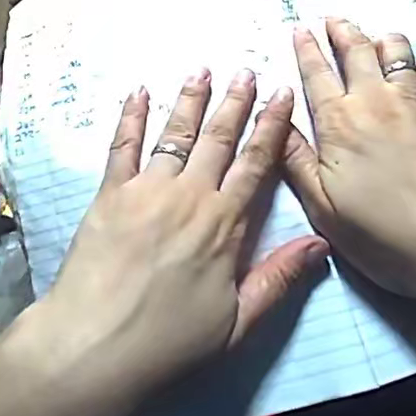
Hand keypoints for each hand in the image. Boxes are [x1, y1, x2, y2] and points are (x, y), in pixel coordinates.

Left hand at [12, 69, 328, 415]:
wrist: (95, 346)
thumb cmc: (169, 343)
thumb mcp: (238, 324)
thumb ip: (278, 279)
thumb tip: (320, 242)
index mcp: (224, 225)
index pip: (255, 163)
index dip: (271, 126)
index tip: (281, 94)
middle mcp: (189, 196)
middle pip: (218, 139)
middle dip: (235, 102)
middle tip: (245, 70)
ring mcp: (146, 191)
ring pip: (175, 134)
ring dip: (190, 100)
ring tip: (202, 69)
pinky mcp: (109, 194)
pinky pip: (122, 146)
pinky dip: (131, 116)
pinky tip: (138, 92)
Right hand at [281, 19, 415, 318]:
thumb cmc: (382, 230)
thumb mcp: (323, 205)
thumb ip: (295, 160)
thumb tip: (273, 121)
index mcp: (339, 121)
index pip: (316, 74)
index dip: (306, 49)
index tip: (300, 28)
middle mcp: (375, 101)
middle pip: (357, 52)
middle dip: (343, 31)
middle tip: (334, 18)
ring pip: (398, 55)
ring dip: (383, 40)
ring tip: (377, 35)